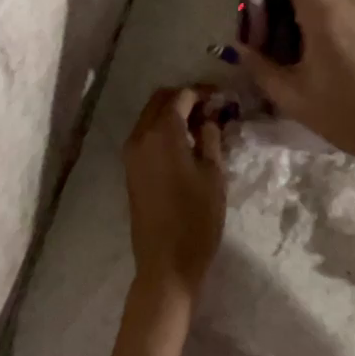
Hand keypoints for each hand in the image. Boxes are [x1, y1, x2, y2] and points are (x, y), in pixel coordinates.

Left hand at [123, 87, 226, 293]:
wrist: (166, 264)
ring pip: (150, 117)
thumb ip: (211, 137)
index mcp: (161, 133)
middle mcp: (140, 137)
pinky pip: (146, 135)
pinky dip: (164, 130)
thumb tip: (210, 117)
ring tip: (202, 125)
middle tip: (213, 107)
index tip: (223, 96)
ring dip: (173, 113)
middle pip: (160, 100)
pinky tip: (186, 143)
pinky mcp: (131, 170)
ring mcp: (131, 154)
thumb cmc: (196, 219)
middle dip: (185, 97)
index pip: (181, 96)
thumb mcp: (213, 174)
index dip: (203, 92)